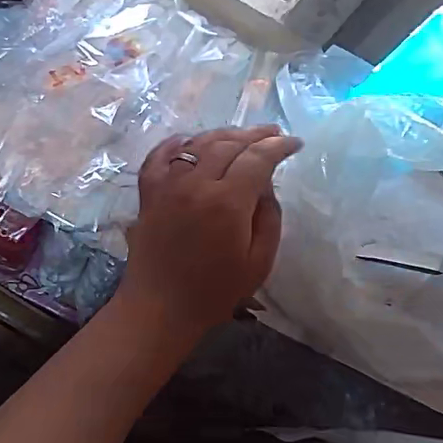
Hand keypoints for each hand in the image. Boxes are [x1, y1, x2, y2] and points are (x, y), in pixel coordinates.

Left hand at [117, 126, 302, 331]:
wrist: (160, 307)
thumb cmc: (214, 292)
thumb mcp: (259, 261)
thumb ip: (269, 217)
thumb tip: (264, 185)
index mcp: (227, 202)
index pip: (257, 158)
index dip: (278, 146)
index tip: (294, 143)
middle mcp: (195, 184)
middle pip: (229, 144)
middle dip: (255, 135)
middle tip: (273, 134)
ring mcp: (168, 185)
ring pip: (197, 144)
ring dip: (223, 135)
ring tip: (241, 136)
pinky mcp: (148, 193)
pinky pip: (160, 156)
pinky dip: (177, 144)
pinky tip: (190, 141)